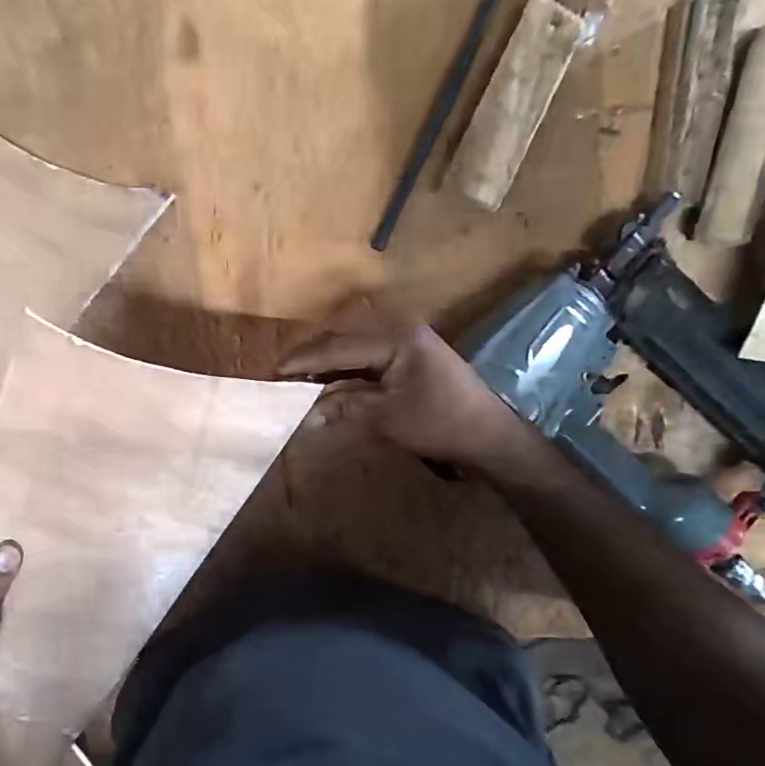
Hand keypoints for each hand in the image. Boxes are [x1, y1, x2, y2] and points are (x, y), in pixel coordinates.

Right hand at [278, 298, 537, 475]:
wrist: (489, 436)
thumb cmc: (441, 424)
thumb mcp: (387, 418)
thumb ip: (344, 408)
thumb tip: (305, 415)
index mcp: (396, 337)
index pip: (340, 346)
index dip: (305, 360)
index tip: (274, 372)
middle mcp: (401, 329)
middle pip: (345, 339)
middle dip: (314, 358)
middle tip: (284, 377)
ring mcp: (408, 342)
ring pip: (356, 348)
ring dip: (329, 364)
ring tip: (301, 382)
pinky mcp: (411, 357)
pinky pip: (370, 359)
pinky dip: (349, 372)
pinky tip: (331, 385)